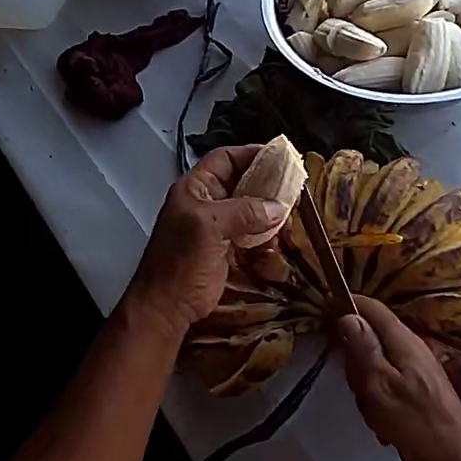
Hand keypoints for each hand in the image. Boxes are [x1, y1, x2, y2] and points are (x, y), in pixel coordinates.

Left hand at [120, 145, 289, 337]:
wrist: (168, 307)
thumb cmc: (180, 261)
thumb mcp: (209, 226)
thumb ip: (244, 211)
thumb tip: (278, 208)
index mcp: (195, 189)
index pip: (225, 159)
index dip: (251, 154)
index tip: (279, 157)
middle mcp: (207, 203)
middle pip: (242, 182)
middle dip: (267, 183)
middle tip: (293, 186)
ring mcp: (217, 226)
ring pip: (250, 208)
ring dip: (270, 210)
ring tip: (291, 211)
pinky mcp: (228, 248)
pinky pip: (252, 232)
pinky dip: (267, 232)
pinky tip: (280, 234)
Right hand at [332, 295, 460, 460]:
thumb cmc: (416, 425)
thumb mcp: (380, 386)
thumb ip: (363, 350)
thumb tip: (348, 315)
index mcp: (404, 340)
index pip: (372, 308)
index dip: (347, 305)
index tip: (324, 314)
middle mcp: (412, 349)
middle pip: (371, 338)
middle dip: (356, 361)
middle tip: (358, 387)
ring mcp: (417, 371)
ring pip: (376, 366)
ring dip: (367, 387)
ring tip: (375, 412)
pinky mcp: (419, 393)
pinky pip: (387, 386)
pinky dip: (379, 402)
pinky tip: (385, 425)